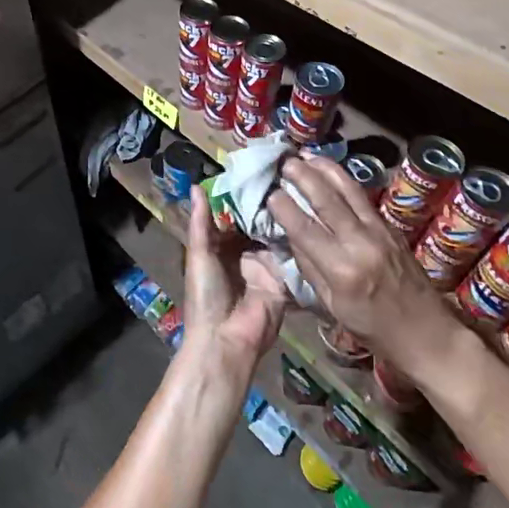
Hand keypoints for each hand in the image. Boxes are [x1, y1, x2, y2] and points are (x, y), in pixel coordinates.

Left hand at [182, 184, 289, 379]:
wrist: (227, 338)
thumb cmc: (207, 294)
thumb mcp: (200, 254)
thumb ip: (201, 222)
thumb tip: (196, 186)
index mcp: (221, 246)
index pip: (235, 215)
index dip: (245, 196)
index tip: (261, 169)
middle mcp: (244, 253)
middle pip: (258, 224)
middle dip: (270, 205)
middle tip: (288, 173)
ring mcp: (266, 265)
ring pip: (277, 236)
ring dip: (286, 218)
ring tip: (302, 189)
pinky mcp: (284, 278)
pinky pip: (292, 255)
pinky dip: (299, 239)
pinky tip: (312, 216)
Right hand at [265, 155, 470, 384]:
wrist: (426, 333)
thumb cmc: (371, 328)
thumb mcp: (331, 304)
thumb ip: (309, 266)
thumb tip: (290, 235)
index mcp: (341, 270)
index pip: (304, 229)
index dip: (284, 207)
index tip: (268, 192)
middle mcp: (360, 244)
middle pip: (327, 201)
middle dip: (303, 177)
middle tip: (284, 162)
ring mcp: (379, 232)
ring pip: (348, 192)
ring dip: (325, 170)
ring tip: (306, 155)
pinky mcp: (391, 228)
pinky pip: (362, 198)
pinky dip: (344, 181)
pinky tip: (331, 171)